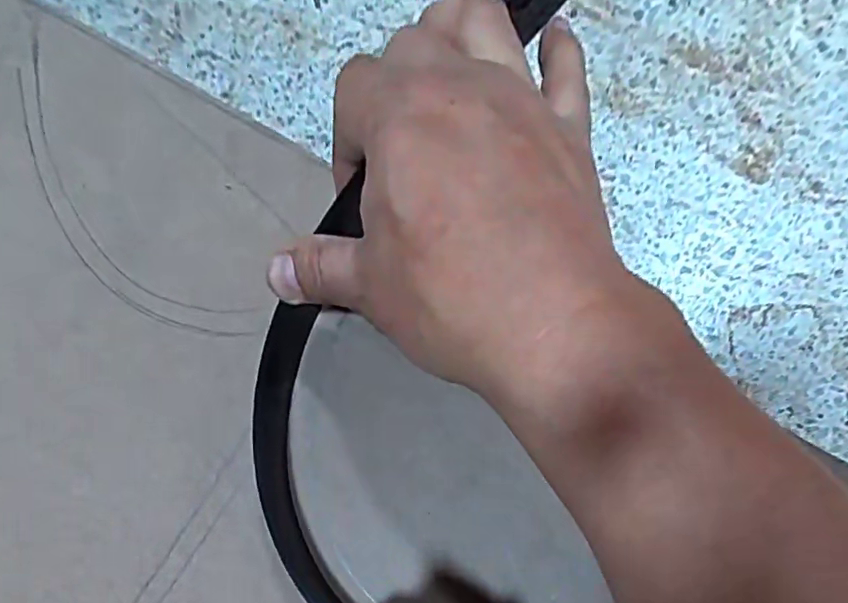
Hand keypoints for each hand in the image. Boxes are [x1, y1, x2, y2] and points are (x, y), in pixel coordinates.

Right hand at [267, 1, 679, 411]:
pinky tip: (540, 62)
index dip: (345, 143)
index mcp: (402, 121)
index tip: (359, 200)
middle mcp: (462, 90)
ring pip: (482, 19)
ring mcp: (521, 102)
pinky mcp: (569, 131)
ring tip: (447, 93)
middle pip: (412, 42)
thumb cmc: (453, 303)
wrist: (550, 327)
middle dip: (392, 91)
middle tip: (397, 162)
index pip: (352, 88)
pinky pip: (563, 66)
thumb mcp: (370, 289)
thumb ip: (319, 268)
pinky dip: (550, 54)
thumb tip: (278, 271)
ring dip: (457, 38)